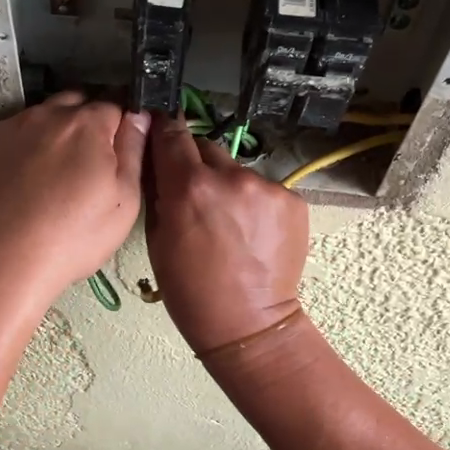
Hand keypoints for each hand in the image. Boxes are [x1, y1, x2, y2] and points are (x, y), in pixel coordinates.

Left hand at [0, 92, 149, 306]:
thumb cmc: (71, 239)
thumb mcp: (123, 203)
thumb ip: (133, 151)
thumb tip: (139, 116)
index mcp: (86, 124)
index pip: (115, 105)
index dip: (121, 125)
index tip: (120, 150)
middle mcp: (44, 116)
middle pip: (74, 104)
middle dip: (86, 124)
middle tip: (87, 166)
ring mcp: (7, 130)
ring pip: (39, 120)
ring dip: (51, 136)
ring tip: (52, 179)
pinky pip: (10, 139)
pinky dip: (21, 152)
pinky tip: (21, 187)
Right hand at [145, 117, 308, 353]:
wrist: (247, 323)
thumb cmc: (191, 290)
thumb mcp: (157, 239)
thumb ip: (157, 192)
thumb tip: (156, 160)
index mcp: (189, 187)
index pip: (172, 133)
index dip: (163, 128)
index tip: (160, 125)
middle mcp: (231, 178)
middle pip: (206, 148)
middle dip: (197, 166)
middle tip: (196, 197)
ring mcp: (267, 187)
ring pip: (237, 170)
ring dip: (229, 185)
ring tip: (228, 223)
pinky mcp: (292, 200)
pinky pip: (264, 188)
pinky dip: (255, 202)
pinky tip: (251, 231)